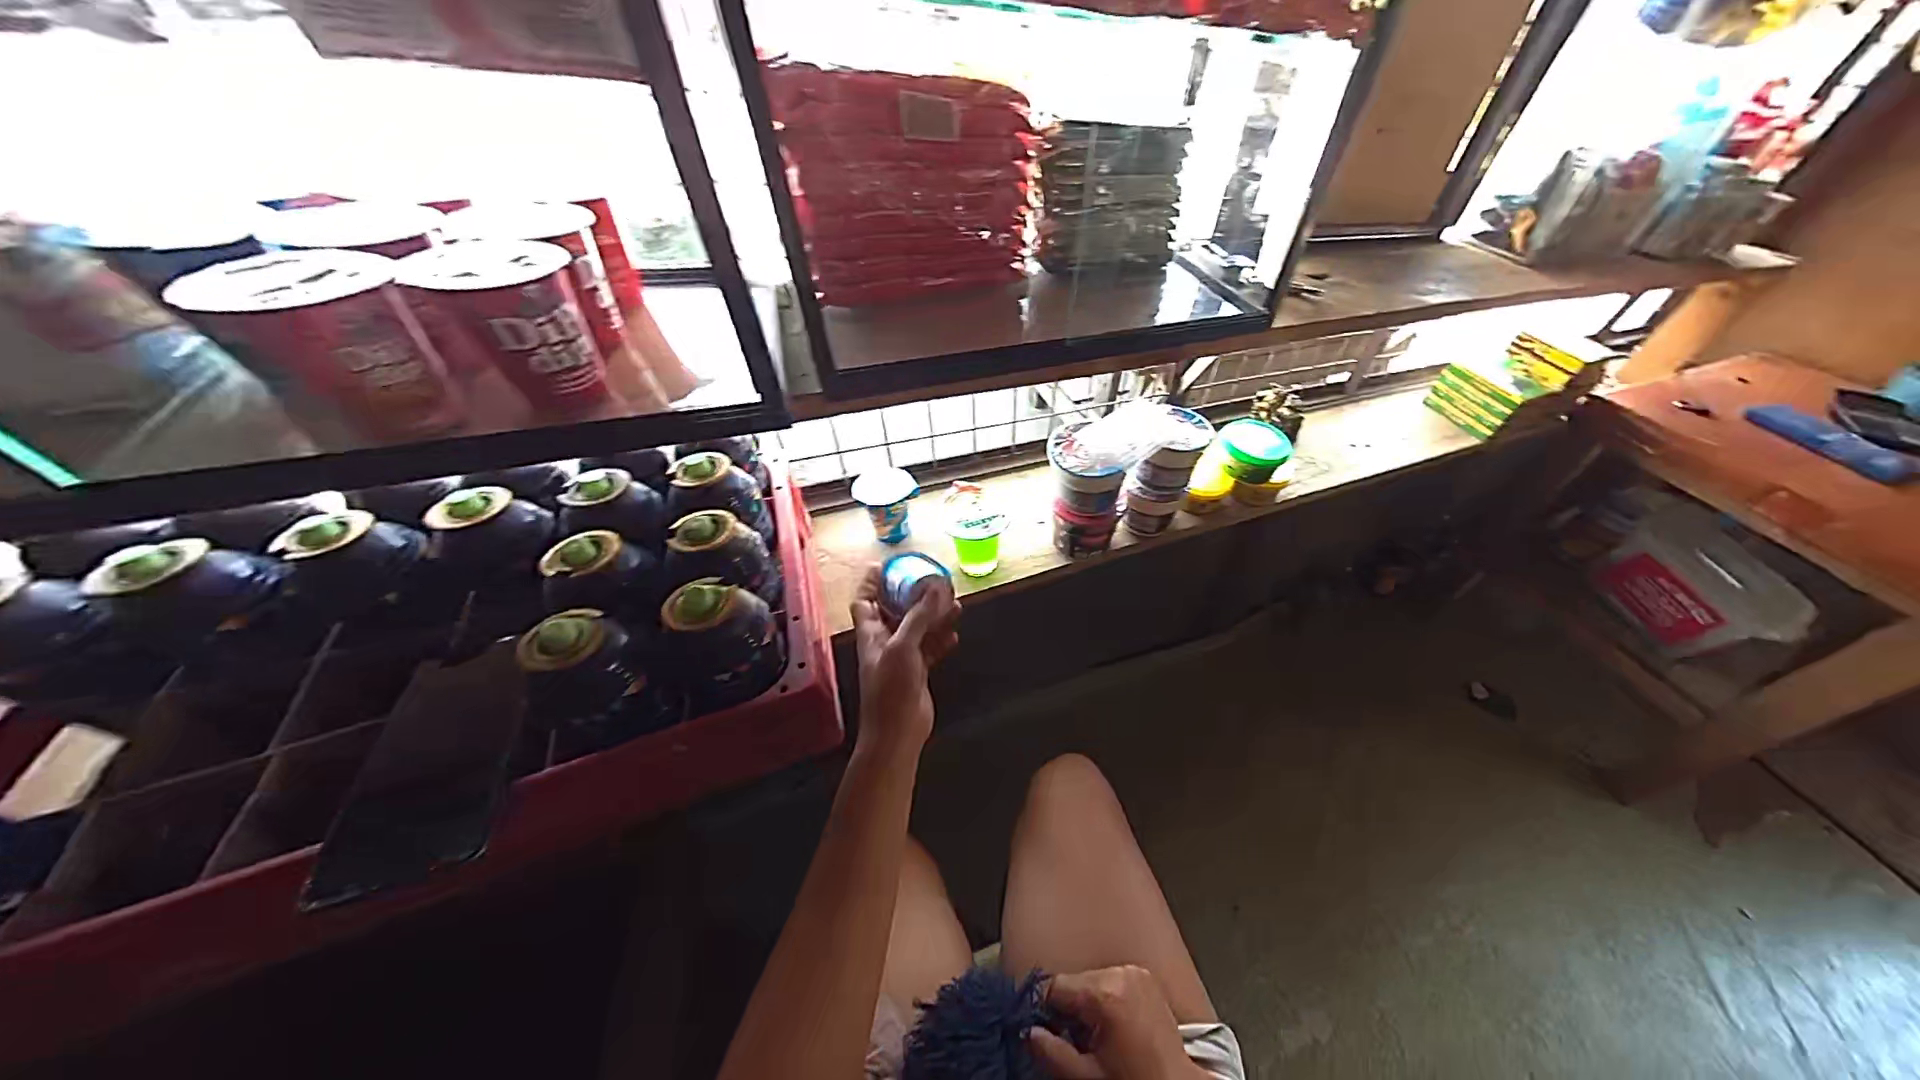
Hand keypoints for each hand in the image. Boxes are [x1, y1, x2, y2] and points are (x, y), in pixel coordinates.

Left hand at [850, 564, 959, 755]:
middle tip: (935, 582)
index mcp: (871, 633)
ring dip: (934, 617)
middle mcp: (884, 642)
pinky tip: (954, 637)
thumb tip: (936, 586)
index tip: (887, 565)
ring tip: (955, 606)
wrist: (896, 733)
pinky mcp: (917, 673)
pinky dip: (941, 641)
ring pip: (918, 629)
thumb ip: (919, 616)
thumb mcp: (903, 646)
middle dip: (914, 596)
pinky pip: (930, 650)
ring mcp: (901, 658)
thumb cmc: (890, 689)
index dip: (872, 582)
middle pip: (896, 610)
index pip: (864, 600)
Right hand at [1027, 966, 1201, 1079]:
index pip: (1054, 986)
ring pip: (1092, 979)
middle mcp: (1119, 973)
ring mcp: (1135, 972)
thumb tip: (1029, 1032)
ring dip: (1088, 1002)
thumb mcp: (1087, 1076)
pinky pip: (1112, 979)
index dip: (1046, 1011)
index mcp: (1103, 993)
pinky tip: (1115, 1025)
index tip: (1050, 1033)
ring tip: (1099, 1035)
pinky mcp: (1145, 976)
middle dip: (1070, 1008)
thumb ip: (1052, 1053)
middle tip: (1079, 1041)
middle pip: (1074, 982)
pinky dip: (1107, 996)